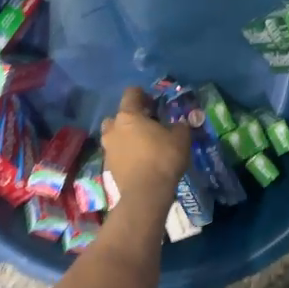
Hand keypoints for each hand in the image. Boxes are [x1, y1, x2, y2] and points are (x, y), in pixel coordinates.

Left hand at [99, 87, 189, 204]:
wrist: (145, 193)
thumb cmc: (163, 158)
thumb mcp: (181, 138)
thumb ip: (179, 126)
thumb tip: (178, 124)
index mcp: (128, 116)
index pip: (131, 94)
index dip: (142, 94)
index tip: (153, 101)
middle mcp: (113, 129)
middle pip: (118, 116)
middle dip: (131, 118)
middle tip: (146, 125)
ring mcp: (108, 148)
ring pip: (114, 135)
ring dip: (125, 136)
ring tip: (142, 144)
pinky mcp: (108, 166)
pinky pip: (117, 153)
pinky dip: (125, 153)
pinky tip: (139, 161)